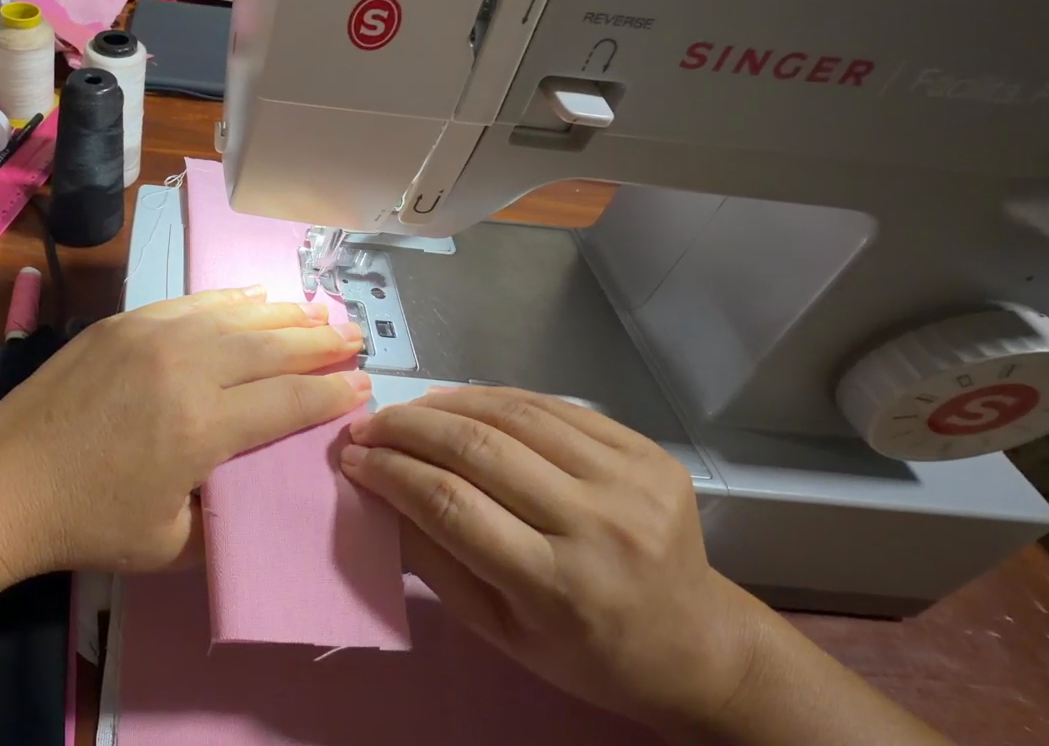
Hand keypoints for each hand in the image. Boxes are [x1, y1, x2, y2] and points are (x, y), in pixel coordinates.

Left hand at [0, 287, 369, 578]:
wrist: (3, 482)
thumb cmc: (86, 524)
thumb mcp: (170, 545)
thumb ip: (226, 514)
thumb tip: (256, 482)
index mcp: (203, 428)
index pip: (289, 400)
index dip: (332, 392)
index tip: (363, 384)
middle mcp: (186, 368)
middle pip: (272, 347)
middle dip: (322, 342)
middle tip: (356, 337)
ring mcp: (152, 335)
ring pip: (236, 315)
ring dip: (284, 315)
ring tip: (319, 314)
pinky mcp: (124, 322)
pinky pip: (193, 302)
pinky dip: (231, 299)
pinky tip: (255, 297)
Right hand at [340, 386, 771, 733]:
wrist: (697, 644)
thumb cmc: (585, 652)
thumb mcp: (497, 630)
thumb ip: (432, 558)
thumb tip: (374, 491)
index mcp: (557, 586)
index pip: (450, 504)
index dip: (390, 471)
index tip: (351, 457)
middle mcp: (599, 527)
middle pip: (478, 449)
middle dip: (406, 428)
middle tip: (367, 424)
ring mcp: (631, 481)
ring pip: (513, 414)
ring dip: (444, 403)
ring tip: (406, 409)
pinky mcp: (647, 452)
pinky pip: (552, 406)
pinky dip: (494, 397)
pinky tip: (459, 403)